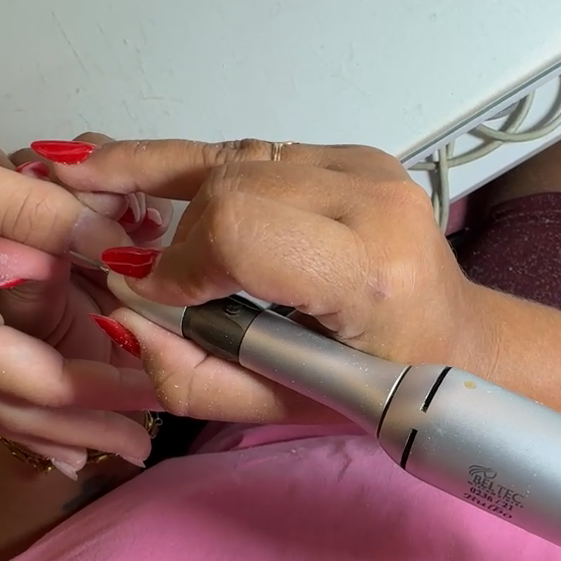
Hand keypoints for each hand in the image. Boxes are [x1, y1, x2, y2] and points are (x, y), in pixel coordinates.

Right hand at [0, 135, 162, 468]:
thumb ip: (33, 213)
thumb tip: (117, 244)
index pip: (39, 380)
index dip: (108, 391)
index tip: (165, 398)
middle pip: (13, 405)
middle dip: (80, 427)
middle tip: (140, 448)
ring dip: (48, 417)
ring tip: (98, 445)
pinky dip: (17, 373)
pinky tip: (40, 387)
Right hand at [40, 138, 494, 424]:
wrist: (455, 337)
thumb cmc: (388, 382)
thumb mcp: (286, 407)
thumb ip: (194, 377)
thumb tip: (122, 314)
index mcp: (372, 270)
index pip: (241, 231)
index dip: (177, 262)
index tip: (150, 293)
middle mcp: (377, 201)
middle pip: (228, 186)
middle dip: (172, 230)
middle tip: (130, 259)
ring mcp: (370, 167)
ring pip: (234, 160)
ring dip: (174, 187)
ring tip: (105, 188)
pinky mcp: (357, 153)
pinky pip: (257, 156)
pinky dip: (208, 177)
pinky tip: (165, 189)